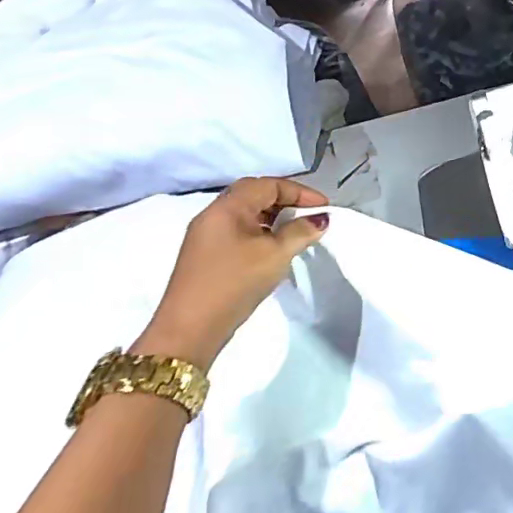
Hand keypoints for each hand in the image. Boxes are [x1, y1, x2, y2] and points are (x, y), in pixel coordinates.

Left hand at [135, 178, 329, 368]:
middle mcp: (213, 213)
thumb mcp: (274, 256)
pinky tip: (271, 251)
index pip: (268, 184)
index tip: (324, 207)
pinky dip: (258, 233)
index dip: (299, 192)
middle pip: (254, 195)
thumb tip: (320, 219)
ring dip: (271, 219)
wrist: (189, 328)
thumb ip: (300, 232)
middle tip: (309, 217)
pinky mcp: (203, 254)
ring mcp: (205, 234)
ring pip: (244, 214)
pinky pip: (236, 231)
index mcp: (228, 205)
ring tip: (294, 234)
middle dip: (285, 202)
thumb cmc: (235, 283)